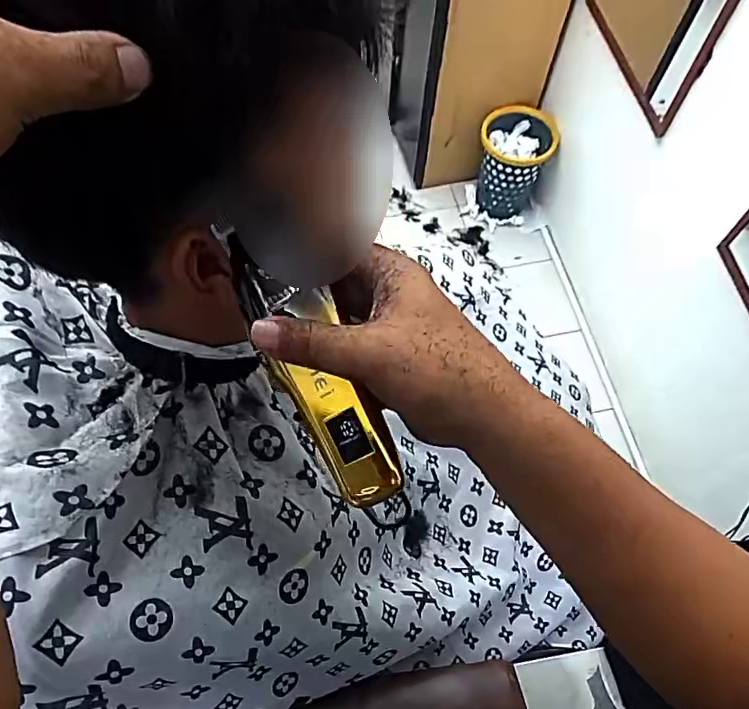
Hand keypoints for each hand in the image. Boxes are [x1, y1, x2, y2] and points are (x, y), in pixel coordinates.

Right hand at [250, 246, 542, 447]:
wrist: (482, 417)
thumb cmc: (451, 372)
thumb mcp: (370, 353)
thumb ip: (314, 342)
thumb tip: (268, 330)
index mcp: (392, 275)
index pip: (334, 250)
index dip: (299, 257)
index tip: (266, 268)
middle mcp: (391, 299)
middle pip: (333, 293)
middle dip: (303, 306)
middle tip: (271, 316)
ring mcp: (391, 332)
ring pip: (341, 329)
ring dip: (320, 341)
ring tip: (288, 347)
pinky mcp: (392, 364)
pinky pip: (353, 359)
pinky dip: (336, 368)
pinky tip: (319, 377)